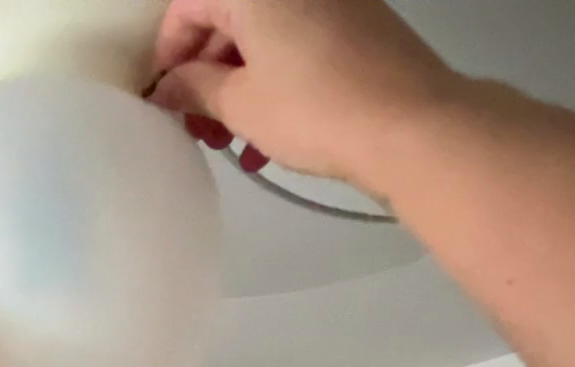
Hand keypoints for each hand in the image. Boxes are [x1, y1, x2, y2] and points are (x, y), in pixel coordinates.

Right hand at [150, 0, 465, 188]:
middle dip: (204, 77)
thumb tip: (167, 87)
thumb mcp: (239, 105)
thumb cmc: (314, 109)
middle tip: (198, 130)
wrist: (410, 124)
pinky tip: (266, 138)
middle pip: (226, 20)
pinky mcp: (356, 23)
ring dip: (236, 90)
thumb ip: (193, 89)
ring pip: (261, 39)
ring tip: (231, 144)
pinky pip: (296, 46)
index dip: (168, 56)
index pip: (189, 6)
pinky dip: (273, 84)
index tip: (164, 101)